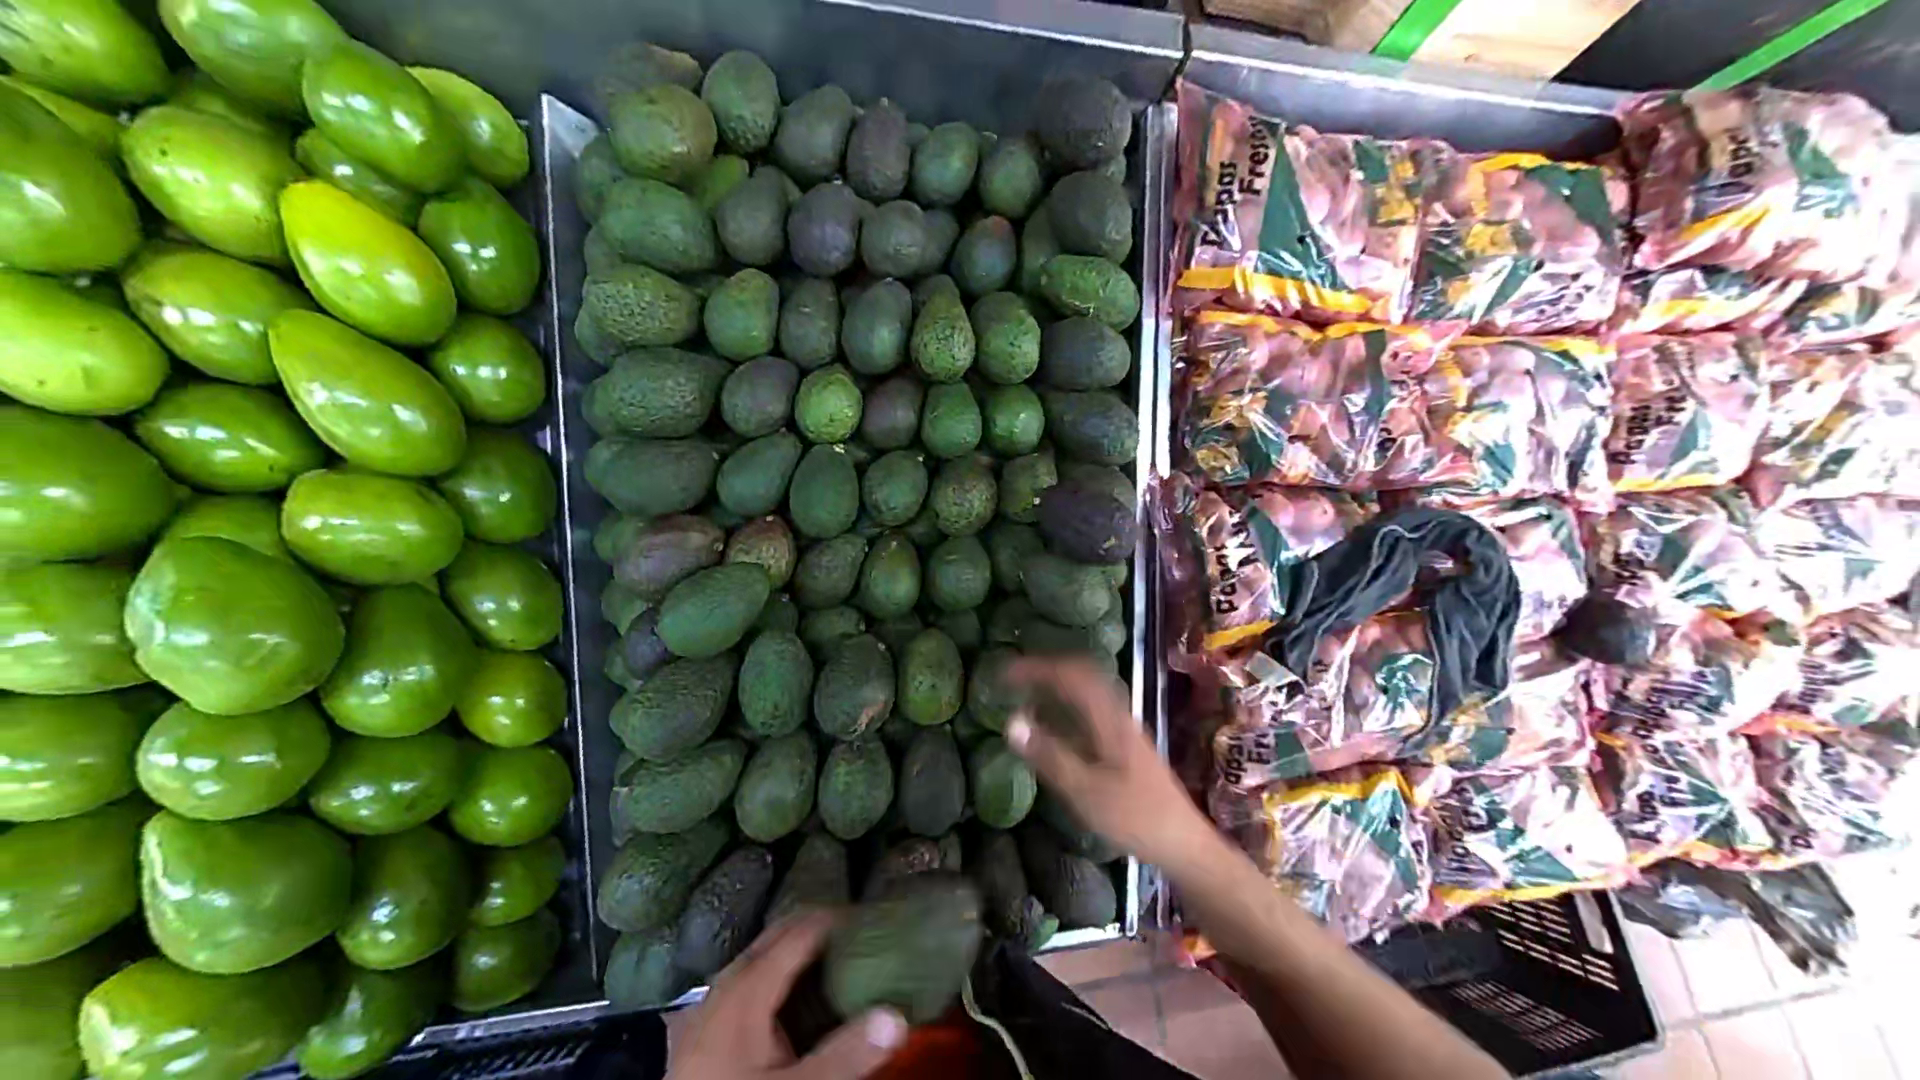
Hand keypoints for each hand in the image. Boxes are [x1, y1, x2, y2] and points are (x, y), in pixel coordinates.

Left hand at [667, 912, 906, 1079]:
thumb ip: (845, 1055)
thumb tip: (897, 1017)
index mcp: (748, 985)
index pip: (801, 930)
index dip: (838, 919)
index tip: (872, 918)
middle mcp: (727, 981)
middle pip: (779, 934)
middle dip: (818, 928)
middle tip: (859, 934)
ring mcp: (711, 1002)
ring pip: (762, 955)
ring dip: (798, 950)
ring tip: (835, 957)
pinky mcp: (705, 1026)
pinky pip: (749, 978)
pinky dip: (779, 972)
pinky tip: (795, 994)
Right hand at [1003, 657, 1210, 867]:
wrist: (1184, 844)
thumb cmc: (1135, 817)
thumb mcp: (1085, 791)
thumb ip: (1048, 755)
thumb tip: (1011, 722)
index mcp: (1110, 719)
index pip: (1071, 675)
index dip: (1037, 668)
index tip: (1005, 673)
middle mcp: (1118, 715)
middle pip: (1082, 675)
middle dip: (1046, 670)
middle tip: (1014, 678)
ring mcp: (1124, 729)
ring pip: (1088, 692)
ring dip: (1057, 686)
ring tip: (1026, 695)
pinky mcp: (1125, 745)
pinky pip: (1091, 710)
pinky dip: (1066, 707)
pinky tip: (1052, 727)